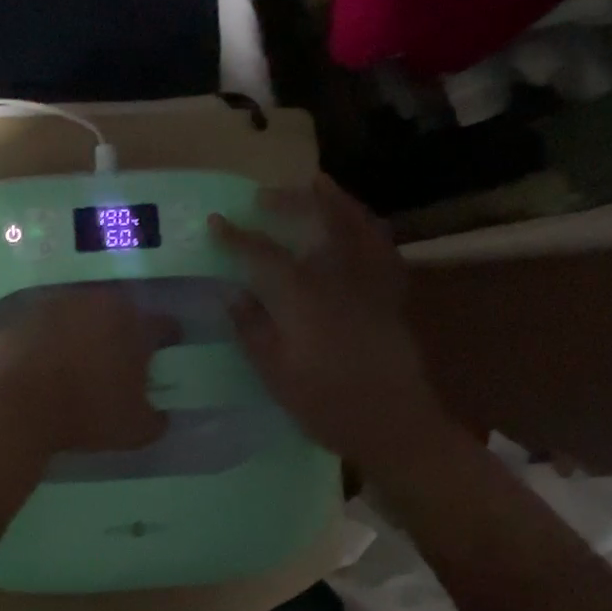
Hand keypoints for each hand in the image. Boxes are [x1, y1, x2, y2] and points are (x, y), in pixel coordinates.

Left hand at [0, 289, 169, 454]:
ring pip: (82, 313)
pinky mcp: (26, 315)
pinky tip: (47, 361)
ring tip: (81, 358)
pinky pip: (48, 324)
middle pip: (120, 312)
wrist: (18, 407)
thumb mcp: (135, 430)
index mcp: (133, 325)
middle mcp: (98, 303)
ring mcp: (59, 304)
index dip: (169, 337)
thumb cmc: (86, 414)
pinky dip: (52, 338)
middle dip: (124, 331)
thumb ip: (155, 419)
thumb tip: (159, 415)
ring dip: (86, 330)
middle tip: (121, 357)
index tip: (168, 348)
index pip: (162, 324)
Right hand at [210, 175, 447, 466]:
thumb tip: (234, 293)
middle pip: (319, 220)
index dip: (237, 237)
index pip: (264, 254)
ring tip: (320, 185)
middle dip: (290, 201)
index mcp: (305, 296)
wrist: (395, 425)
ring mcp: (371, 282)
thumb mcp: (276, 373)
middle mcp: (340, 277)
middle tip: (265, 196)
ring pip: (358, 224)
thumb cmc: (327, 404)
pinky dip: (369, 227)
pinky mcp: (392, 296)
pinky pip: (384, 248)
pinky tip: (360, 224)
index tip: (216, 222)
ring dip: (337, 200)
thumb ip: (252, 329)